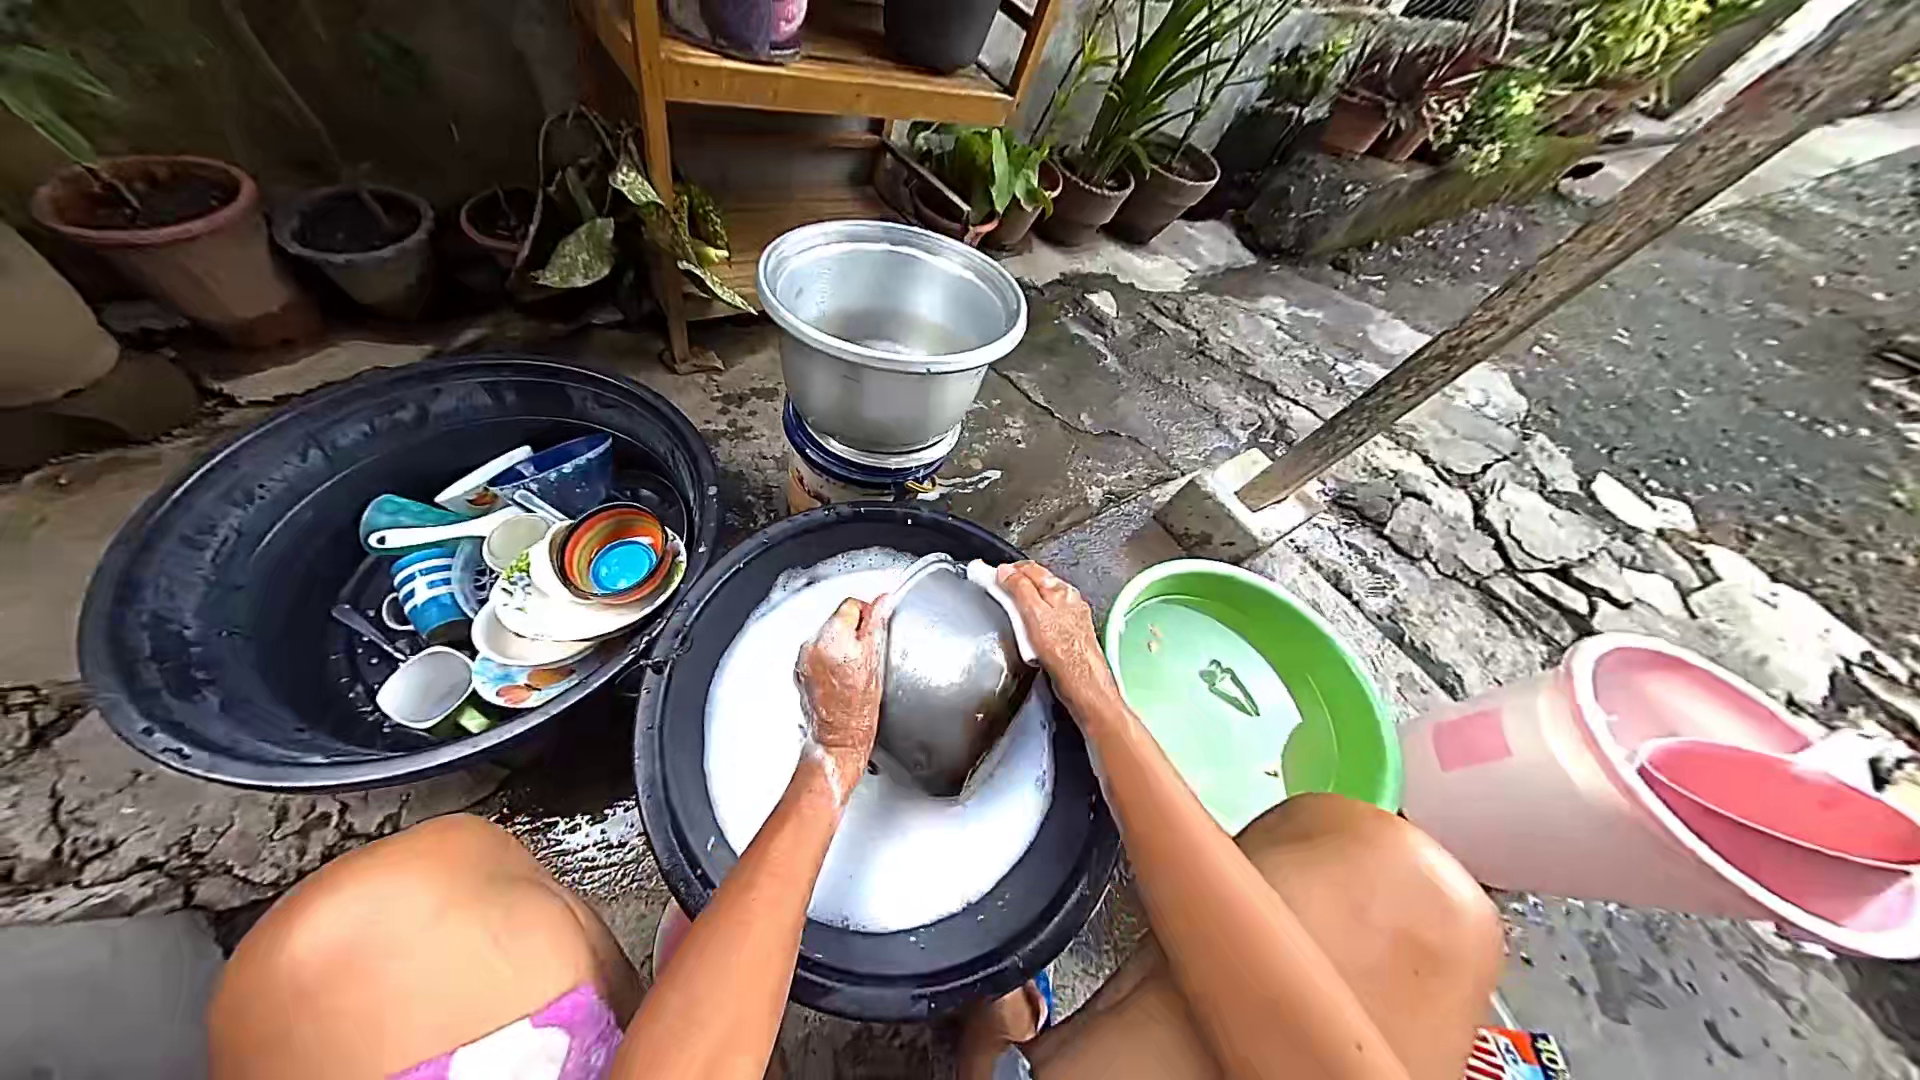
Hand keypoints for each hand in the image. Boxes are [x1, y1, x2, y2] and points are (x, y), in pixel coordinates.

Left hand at [794, 597, 884, 802]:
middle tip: (868, 655)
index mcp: (832, 637)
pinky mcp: (799, 671)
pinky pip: (818, 652)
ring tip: (856, 669)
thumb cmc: (859, 710)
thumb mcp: (876, 662)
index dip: (868, 615)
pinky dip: (830, 658)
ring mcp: (803, 659)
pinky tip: (843, 677)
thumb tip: (883, 600)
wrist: (838, 740)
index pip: (851, 604)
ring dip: (842, 644)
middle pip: (838, 619)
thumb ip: (877, 624)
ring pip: (828, 635)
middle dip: (854, 631)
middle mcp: (812, 645)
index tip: (876, 630)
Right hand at [996, 562, 1120, 716]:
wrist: (1083, 684)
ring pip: (1042, 601)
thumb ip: (1019, 589)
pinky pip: (1046, 619)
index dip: (1008, 569)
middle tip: (996, 588)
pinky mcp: (1068, 634)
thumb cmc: (1064, 652)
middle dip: (1016, 583)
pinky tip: (1027, 630)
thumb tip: (1006, 571)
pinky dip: (1033, 620)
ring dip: (1025, 602)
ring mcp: (1070, 617)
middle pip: (1037, 582)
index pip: (1030, 569)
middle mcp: (1069, 600)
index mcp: (1061, 590)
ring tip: (1009, 608)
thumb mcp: (1034, 614)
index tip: (991, 574)